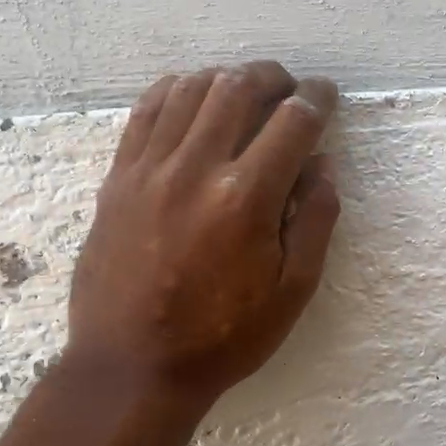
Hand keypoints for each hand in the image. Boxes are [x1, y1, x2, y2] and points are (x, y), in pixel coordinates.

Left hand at [67, 63, 341, 398]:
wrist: (131, 368)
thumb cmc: (225, 336)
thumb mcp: (295, 290)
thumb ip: (317, 219)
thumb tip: (322, 163)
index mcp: (247, 199)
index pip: (292, 122)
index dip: (318, 99)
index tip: (327, 95)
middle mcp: (196, 170)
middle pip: (238, 88)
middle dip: (273, 77)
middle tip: (291, 88)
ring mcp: (149, 170)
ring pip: (190, 90)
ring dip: (226, 78)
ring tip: (246, 91)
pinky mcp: (117, 179)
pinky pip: (145, 112)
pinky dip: (175, 90)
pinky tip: (193, 95)